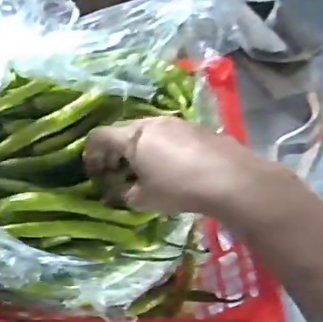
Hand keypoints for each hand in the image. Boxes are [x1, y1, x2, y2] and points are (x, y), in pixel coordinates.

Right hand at [84, 116, 298, 223]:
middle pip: (122, 132)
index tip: (93, 174)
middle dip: (113, 153)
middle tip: (114, 174)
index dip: (90, 155)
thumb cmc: (178, 188)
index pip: (98, 136)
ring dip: (137, 150)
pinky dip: (158, 149)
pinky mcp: (196, 128)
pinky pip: (167, 135)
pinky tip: (168, 169)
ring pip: (146, 132)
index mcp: (132, 137)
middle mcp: (151, 122)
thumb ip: (121, 194)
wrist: (232, 180)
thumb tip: (111, 193)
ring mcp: (176, 122)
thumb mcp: (141, 199)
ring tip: (142, 172)